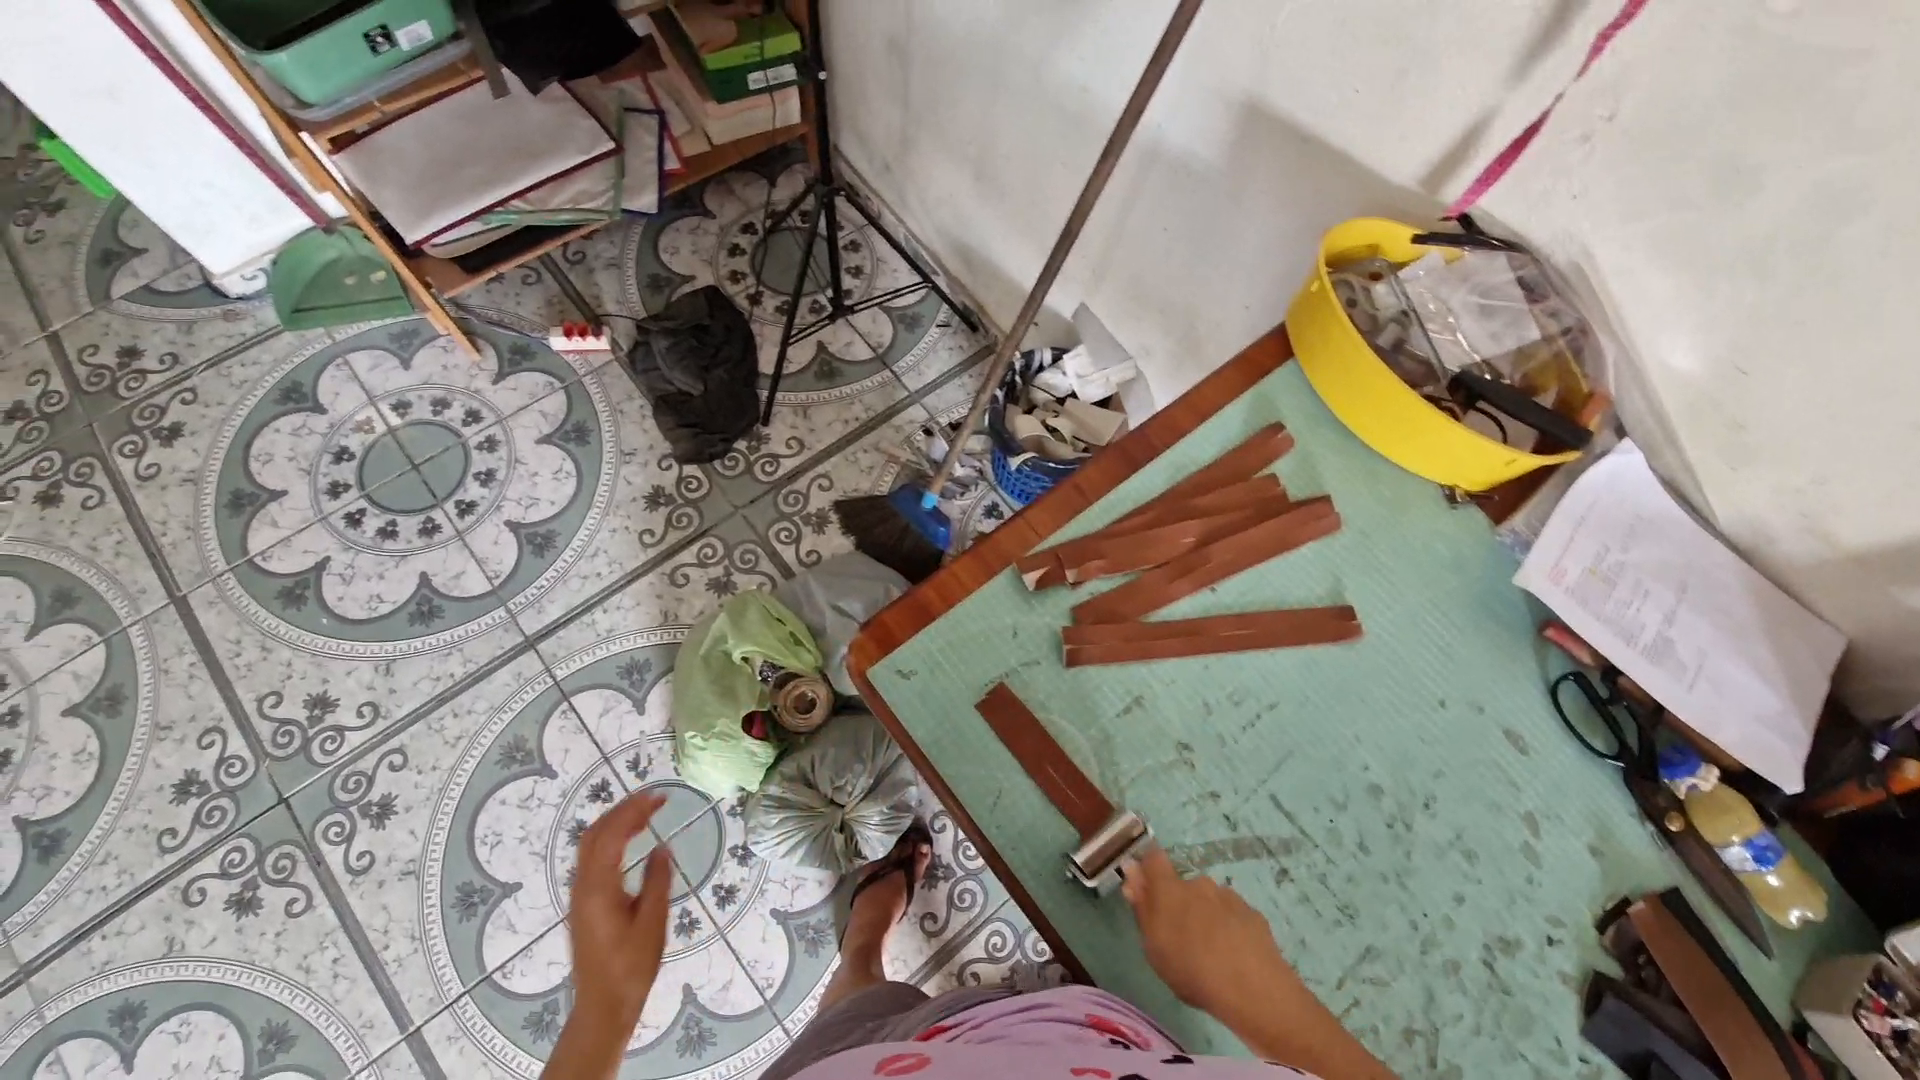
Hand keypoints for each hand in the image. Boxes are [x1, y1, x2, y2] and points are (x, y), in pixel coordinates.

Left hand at [568, 791, 675, 1026]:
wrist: (603, 1005)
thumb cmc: (631, 967)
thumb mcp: (653, 924)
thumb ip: (657, 882)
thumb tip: (662, 847)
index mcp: (598, 888)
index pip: (612, 835)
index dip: (634, 810)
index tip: (660, 797)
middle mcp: (582, 886)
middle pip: (595, 833)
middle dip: (623, 809)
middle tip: (654, 798)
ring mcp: (579, 894)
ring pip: (591, 844)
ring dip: (616, 822)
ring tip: (646, 812)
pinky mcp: (584, 902)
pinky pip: (593, 857)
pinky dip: (612, 838)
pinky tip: (631, 840)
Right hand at [1121, 847, 1294, 1017]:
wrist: (1252, 988)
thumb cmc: (1191, 969)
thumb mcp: (1153, 946)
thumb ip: (1142, 907)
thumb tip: (1132, 872)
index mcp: (1170, 889)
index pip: (1154, 858)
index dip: (1149, 869)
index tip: (1147, 891)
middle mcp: (1199, 884)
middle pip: (1183, 885)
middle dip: (1180, 904)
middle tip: (1181, 938)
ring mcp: (1229, 897)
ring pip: (1209, 900)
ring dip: (1206, 916)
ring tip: (1211, 952)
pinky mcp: (1253, 913)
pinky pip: (1232, 914)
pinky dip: (1229, 927)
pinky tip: (1233, 955)